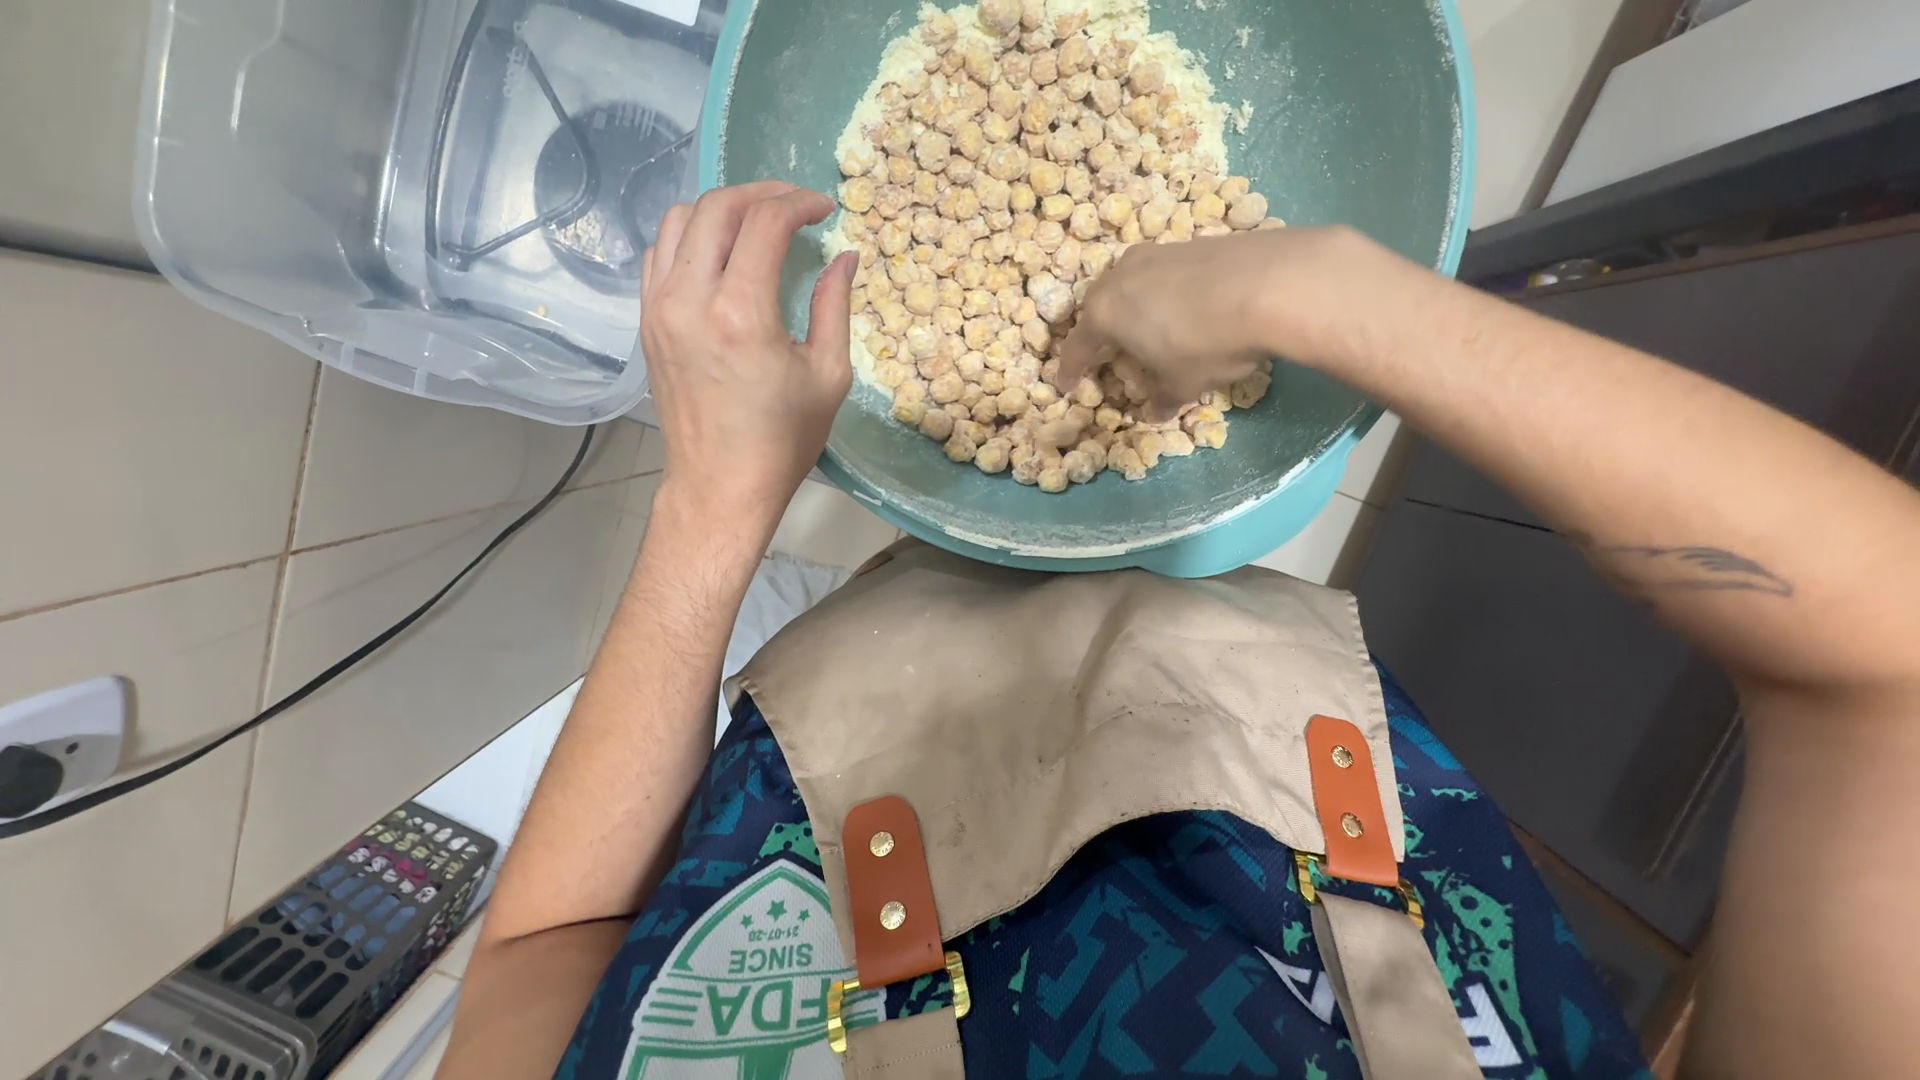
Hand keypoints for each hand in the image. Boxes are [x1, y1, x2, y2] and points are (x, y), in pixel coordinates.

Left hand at [641, 182, 855, 527]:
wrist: (720, 486)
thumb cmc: (782, 441)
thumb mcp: (827, 375)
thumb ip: (834, 306)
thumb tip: (844, 257)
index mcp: (741, 313)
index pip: (764, 223)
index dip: (799, 203)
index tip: (824, 209)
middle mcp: (690, 300)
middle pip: (717, 207)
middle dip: (761, 194)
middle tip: (794, 205)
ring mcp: (659, 309)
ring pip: (680, 221)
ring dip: (722, 209)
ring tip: (757, 223)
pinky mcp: (647, 322)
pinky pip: (661, 254)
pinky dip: (692, 238)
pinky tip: (721, 253)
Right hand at [1058, 226, 1419, 416]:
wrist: (1274, 284)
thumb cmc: (1208, 343)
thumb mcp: (1182, 384)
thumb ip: (1162, 398)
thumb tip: (1156, 411)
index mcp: (1104, 312)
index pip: (1078, 347)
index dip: (1072, 371)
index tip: (1067, 386)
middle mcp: (1121, 276)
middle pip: (1100, 308)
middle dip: (1101, 333)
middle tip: (1108, 354)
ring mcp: (1157, 253)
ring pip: (1132, 286)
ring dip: (1135, 310)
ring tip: (1150, 332)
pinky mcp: (1191, 242)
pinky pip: (1165, 275)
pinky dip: (1167, 295)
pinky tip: (1188, 311)